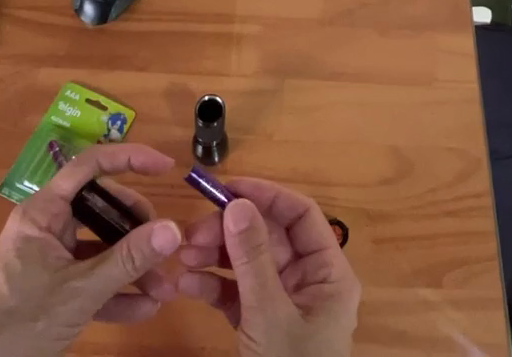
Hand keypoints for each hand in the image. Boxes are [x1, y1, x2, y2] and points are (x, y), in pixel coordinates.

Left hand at [0, 143, 182, 356]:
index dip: (130, 159)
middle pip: (104, 209)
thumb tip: (174, 229)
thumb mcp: (79, 292)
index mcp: (44, 213)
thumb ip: (128, 260)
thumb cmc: (20, 326)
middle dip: (138, 231)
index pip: (90, 165)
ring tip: (164, 290)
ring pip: (102, 248)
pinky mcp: (54, 288)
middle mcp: (48, 227)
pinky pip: (93, 278)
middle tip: (166, 248)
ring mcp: (51, 258)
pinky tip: (145, 308)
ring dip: (134, 268)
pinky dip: (117, 291)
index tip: (165, 168)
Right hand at [176, 177, 360, 356]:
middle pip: (269, 237)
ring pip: (248, 264)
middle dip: (230, 230)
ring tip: (182, 256)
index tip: (227, 187)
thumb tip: (237, 203)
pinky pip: (236, 294)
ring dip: (215, 256)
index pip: (301, 216)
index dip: (267, 195)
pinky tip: (184, 284)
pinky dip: (212, 287)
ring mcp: (283, 304)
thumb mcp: (270, 316)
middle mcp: (308, 282)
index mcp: (328, 274)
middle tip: (192, 231)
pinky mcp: (260, 325)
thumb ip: (253, 259)